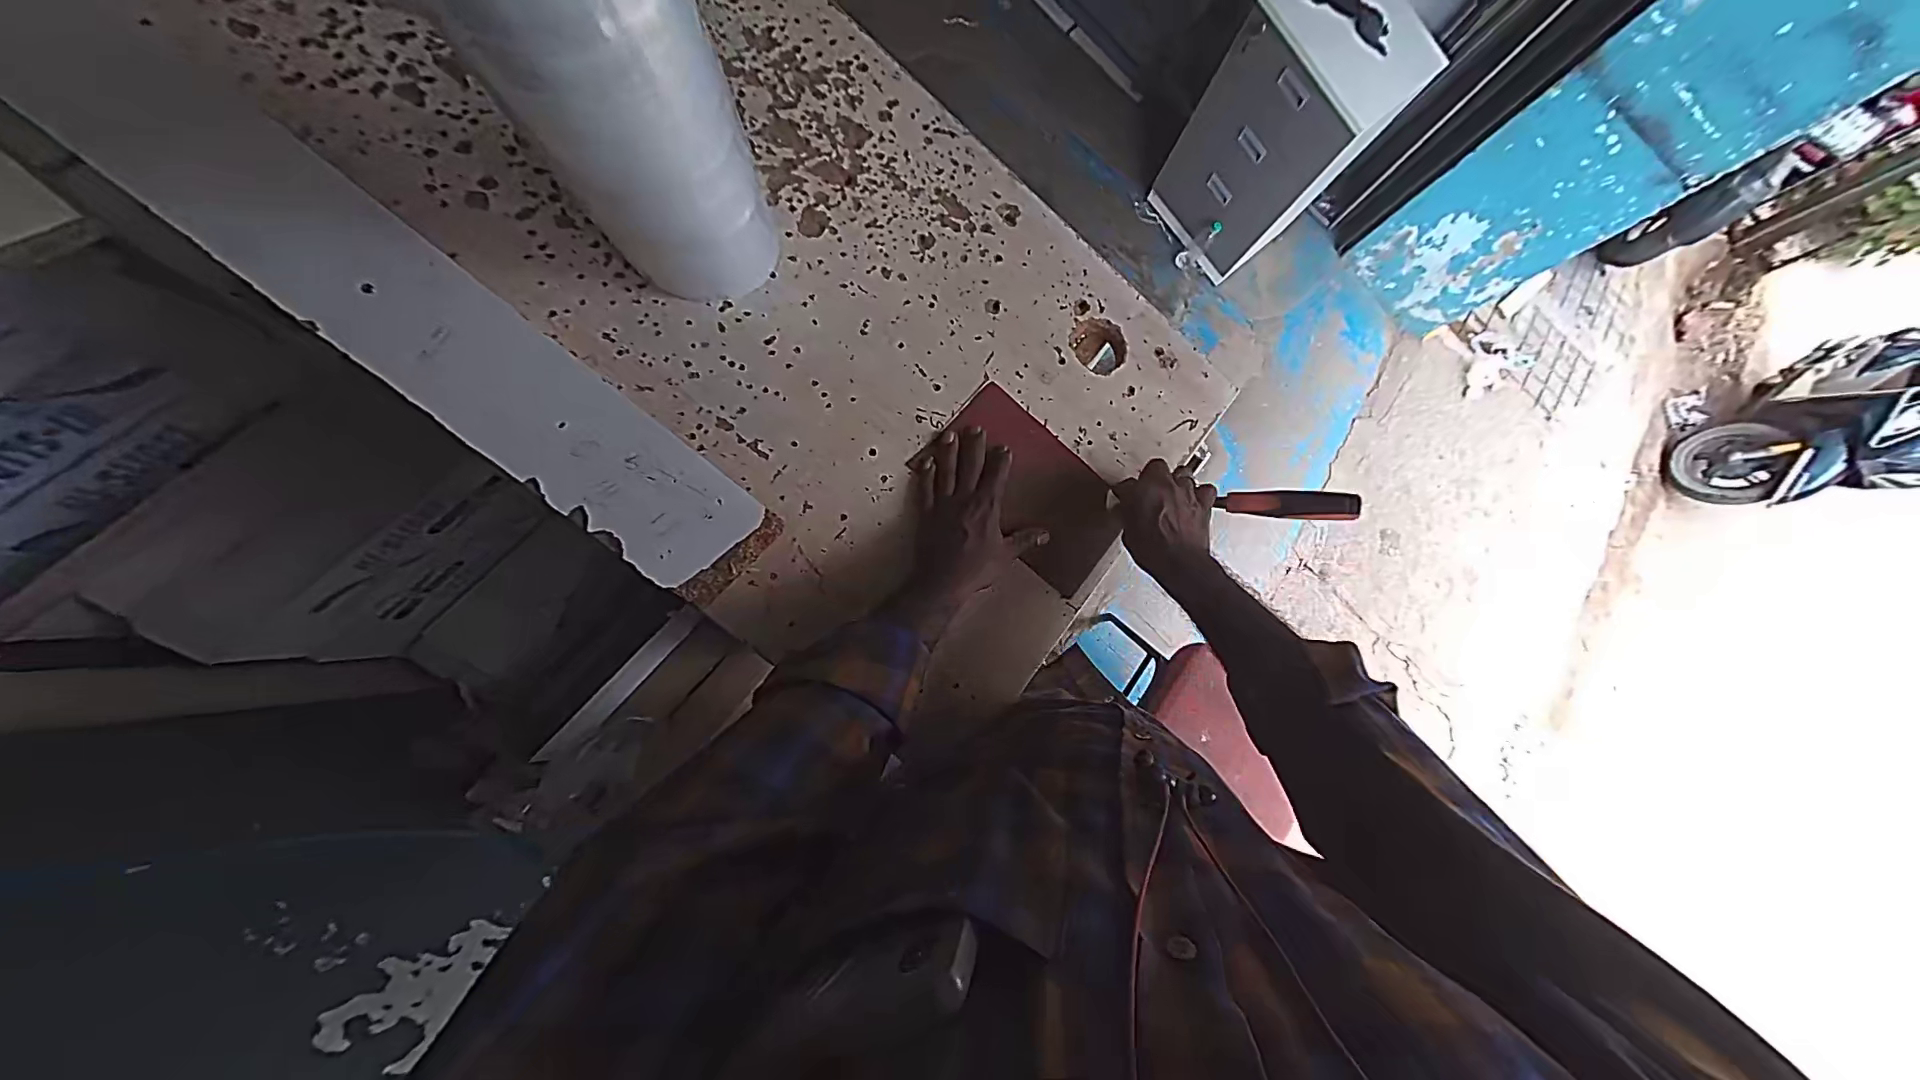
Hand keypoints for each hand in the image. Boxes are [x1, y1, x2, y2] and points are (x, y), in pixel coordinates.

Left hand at [884, 426, 1049, 640]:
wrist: (942, 582)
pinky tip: (926, 460)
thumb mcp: (1005, 556)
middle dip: (974, 445)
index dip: (1000, 460)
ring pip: (946, 470)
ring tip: (950, 434)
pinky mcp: (926, 513)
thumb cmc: (974, 571)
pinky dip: (925, 473)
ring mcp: (943, 504)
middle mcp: (965, 500)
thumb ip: (1024, 540)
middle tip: (976, 429)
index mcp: (986, 508)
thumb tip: (1043, 534)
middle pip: (970, 465)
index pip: (996, 476)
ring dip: (948, 451)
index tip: (1003, 447)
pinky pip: (925, 487)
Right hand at [1113, 458, 1216, 585]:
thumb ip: (1127, 509)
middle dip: (1155, 479)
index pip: (1134, 477)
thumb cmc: (1154, 548)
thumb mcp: (1128, 528)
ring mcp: (1188, 492)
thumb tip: (1125, 505)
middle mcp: (1168, 484)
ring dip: (1176, 484)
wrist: (1179, 562)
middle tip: (1149, 492)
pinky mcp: (1204, 504)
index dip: (1132, 485)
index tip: (1129, 493)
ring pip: (1183, 476)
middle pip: (1161, 469)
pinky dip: (1199, 494)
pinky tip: (1193, 502)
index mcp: (1145, 486)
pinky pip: (1205, 490)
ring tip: (1170, 497)